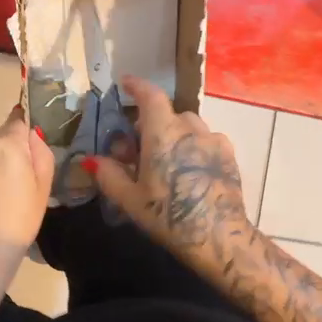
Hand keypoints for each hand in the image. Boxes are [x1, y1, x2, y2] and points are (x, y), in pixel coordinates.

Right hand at [90, 76, 252, 267]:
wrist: (218, 237)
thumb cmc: (168, 216)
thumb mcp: (130, 199)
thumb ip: (108, 174)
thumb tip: (92, 160)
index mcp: (163, 132)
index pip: (150, 96)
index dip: (136, 86)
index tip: (125, 84)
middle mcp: (191, 129)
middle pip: (168, 114)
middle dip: (151, 123)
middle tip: (137, 147)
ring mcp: (214, 141)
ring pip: (189, 127)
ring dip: (174, 135)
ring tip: (165, 160)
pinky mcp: (229, 156)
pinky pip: (206, 141)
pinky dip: (192, 147)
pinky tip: (187, 171)